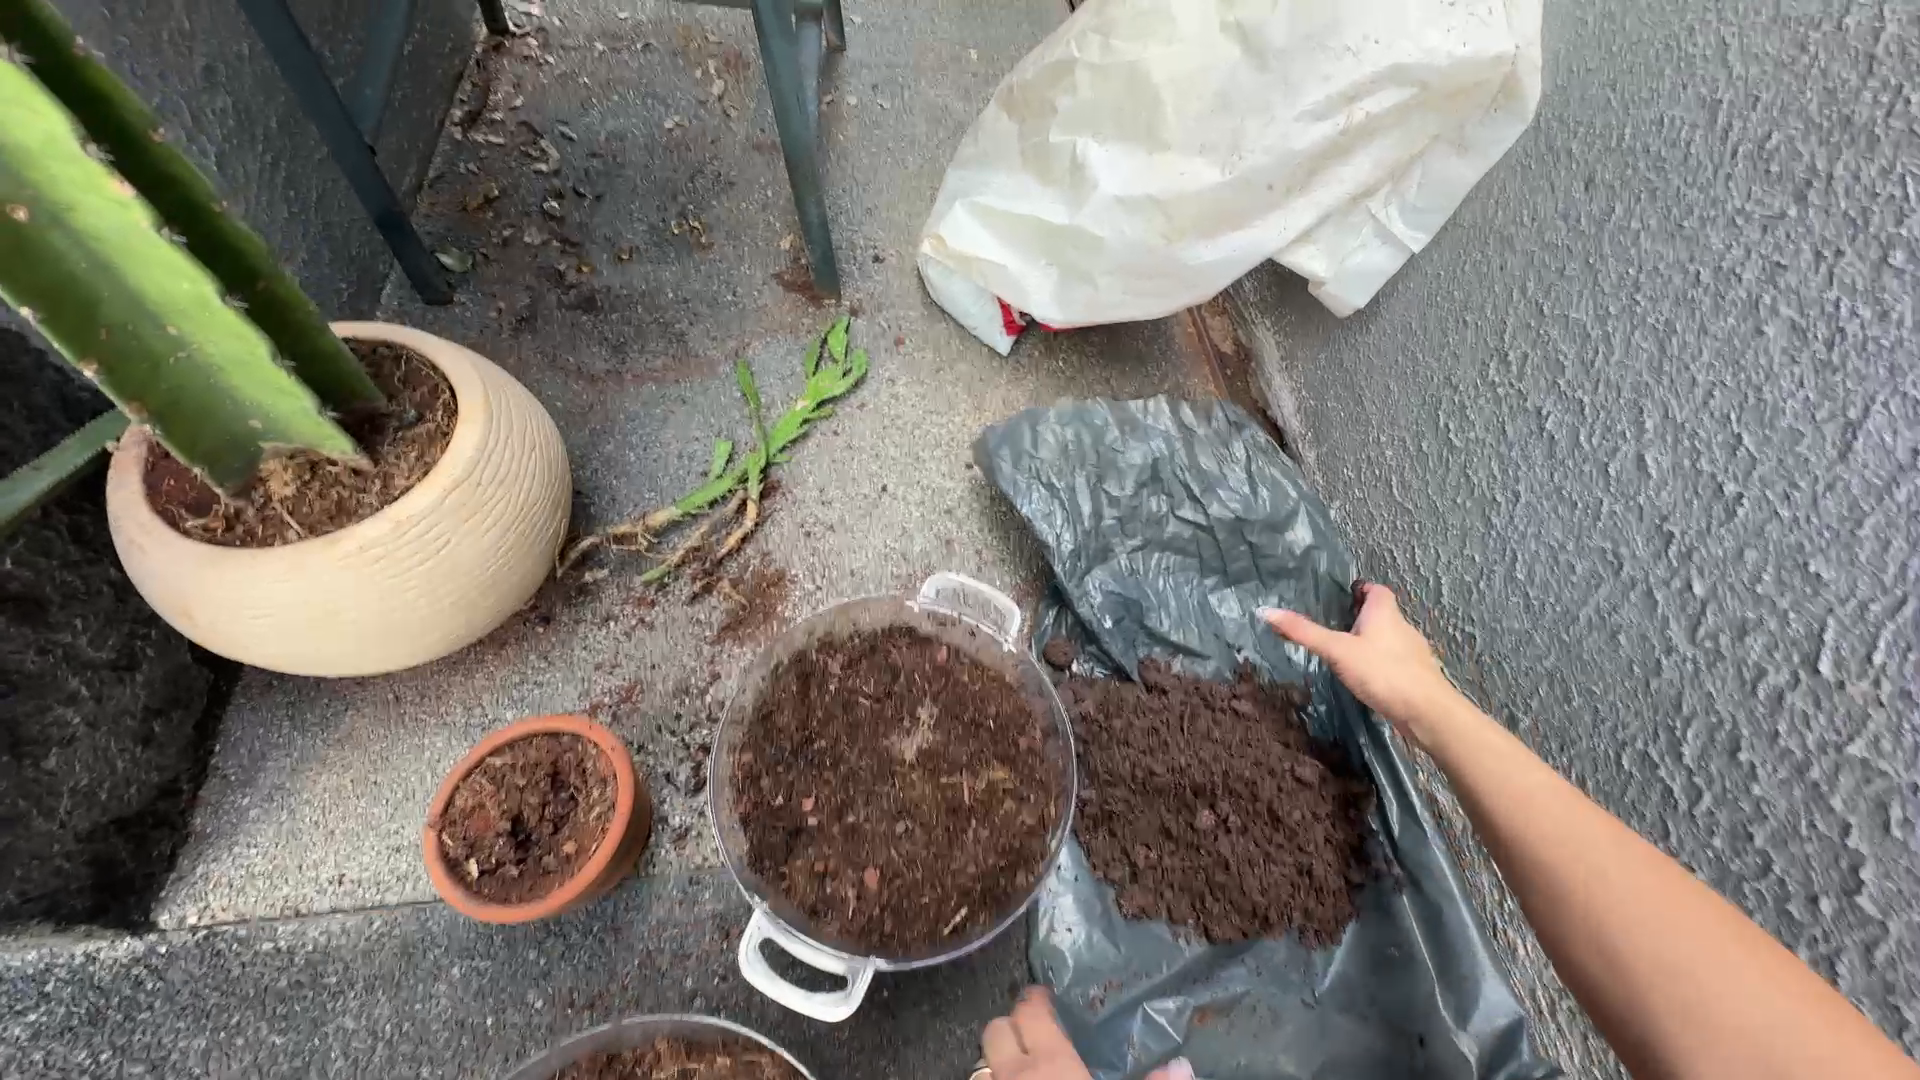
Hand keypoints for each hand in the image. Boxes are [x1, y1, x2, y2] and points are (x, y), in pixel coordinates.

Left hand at [981, 988, 1192, 1079]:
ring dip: (997, 1064)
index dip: (1035, 1001)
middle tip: (1031, 1035)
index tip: (1045, 999)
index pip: (1030, 1011)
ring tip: (1021, 1072)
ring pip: (983, 1064)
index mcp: (1051, 1063)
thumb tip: (1182, 1068)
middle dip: (1010, 1027)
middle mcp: (1014, 1074)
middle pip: (995, 1030)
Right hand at [1260, 583, 1467, 745]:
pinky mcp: (1415, 675)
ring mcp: (1412, 653)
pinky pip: (1393, 660)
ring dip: (1370, 640)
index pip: (1377, 590)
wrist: (1427, 712)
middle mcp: (1402, 628)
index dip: (1361, 589)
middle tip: (1333, 623)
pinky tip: (1365, 676)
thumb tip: (1265, 611)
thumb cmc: (1382, 671)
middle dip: (1360, 616)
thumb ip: (1303, 632)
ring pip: (1388, 638)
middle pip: (1382, 613)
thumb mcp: (1336, 650)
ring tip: (1344, 650)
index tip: (1342, 595)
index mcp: (1385, 614)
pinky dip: (1379, 662)